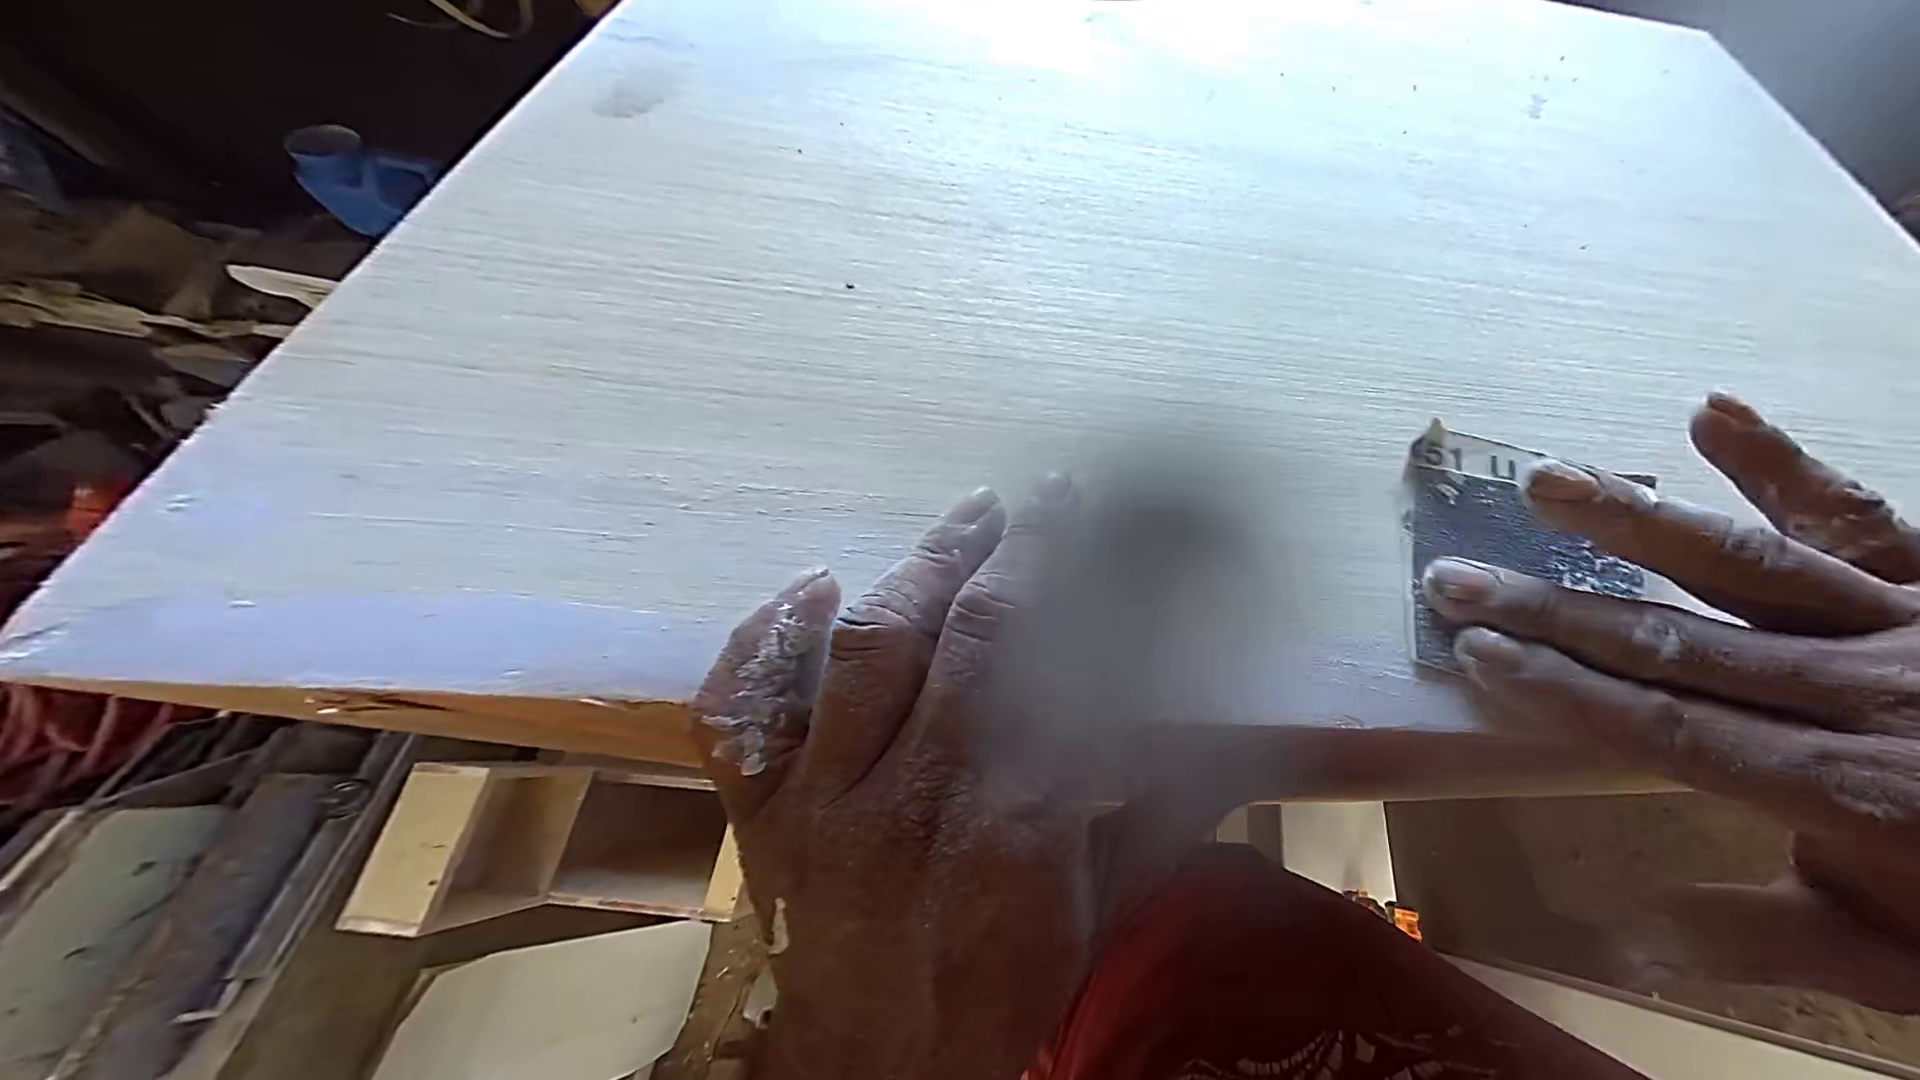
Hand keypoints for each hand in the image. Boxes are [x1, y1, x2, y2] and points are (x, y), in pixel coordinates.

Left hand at [691, 478, 1227, 1078]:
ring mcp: (821, 801)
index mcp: (1014, 826)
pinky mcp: (762, 815)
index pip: (1055, 666)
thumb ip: (1153, 810)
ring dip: (923, 570)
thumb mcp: (1102, 913)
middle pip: (970, 637)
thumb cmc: (1000, 1000)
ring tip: (965, 520)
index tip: (1098, 528)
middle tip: (1039, 499)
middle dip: (1014, 553)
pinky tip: (813, 584)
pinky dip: (767, 639)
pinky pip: (743, 714)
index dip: (1081, 584)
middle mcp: (914, 796)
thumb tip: (1202, 722)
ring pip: (870, 651)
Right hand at [1423, 393, 1919, 1011]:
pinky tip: (1708, 414)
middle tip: (1455, 577)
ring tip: (1547, 483)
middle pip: (1669, 641)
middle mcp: (1872, 695)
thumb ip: (1761, 937)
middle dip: (1545, 609)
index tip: (1472, 649)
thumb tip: (1615, 932)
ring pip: (1748, 567)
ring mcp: (1915, 627)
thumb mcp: (1908, 965)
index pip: (1657, 723)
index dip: (1555, 687)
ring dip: (1633, 523)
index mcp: (1851, 790)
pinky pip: (1864, 517)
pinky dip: (1784, 466)